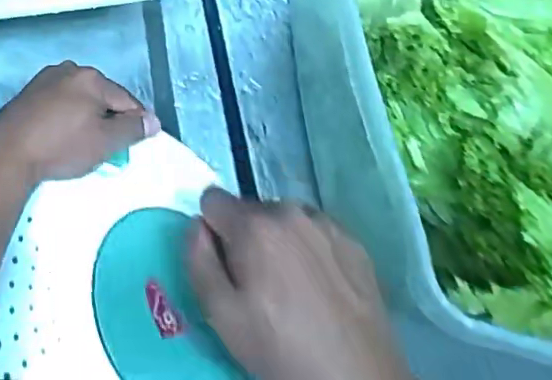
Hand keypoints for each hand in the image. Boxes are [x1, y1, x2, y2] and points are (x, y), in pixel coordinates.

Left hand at [0, 62, 159, 184]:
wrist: (8, 151)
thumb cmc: (61, 146)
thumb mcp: (104, 143)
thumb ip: (131, 130)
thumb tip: (152, 120)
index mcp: (91, 78)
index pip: (126, 100)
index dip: (135, 123)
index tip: (135, 144)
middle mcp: (70, 70)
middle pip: (103, 95)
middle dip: (109, 118)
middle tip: (108, 148)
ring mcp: (47, 78)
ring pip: (80, 98)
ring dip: (87, 116)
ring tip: (83, 144)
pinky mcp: (31, 91)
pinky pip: (60, 101)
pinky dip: (67, 115)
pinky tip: (61, 135)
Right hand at [187, 188, 409, 379]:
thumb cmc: (282, 353)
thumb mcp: (221, 317)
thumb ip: (197, 260)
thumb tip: (197, 224)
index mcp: (253, 225)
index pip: (211, 199)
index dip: (212, 231)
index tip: (227, 267)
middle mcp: (288, 210)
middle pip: (249, 209)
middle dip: (246, 237)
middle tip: (261, 285)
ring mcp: (325, 224)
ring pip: (282, 218)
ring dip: (278, 240)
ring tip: (293, 289)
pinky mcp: (354, 242)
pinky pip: (314, 230)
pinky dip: (309, 249)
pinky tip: (321, 288)